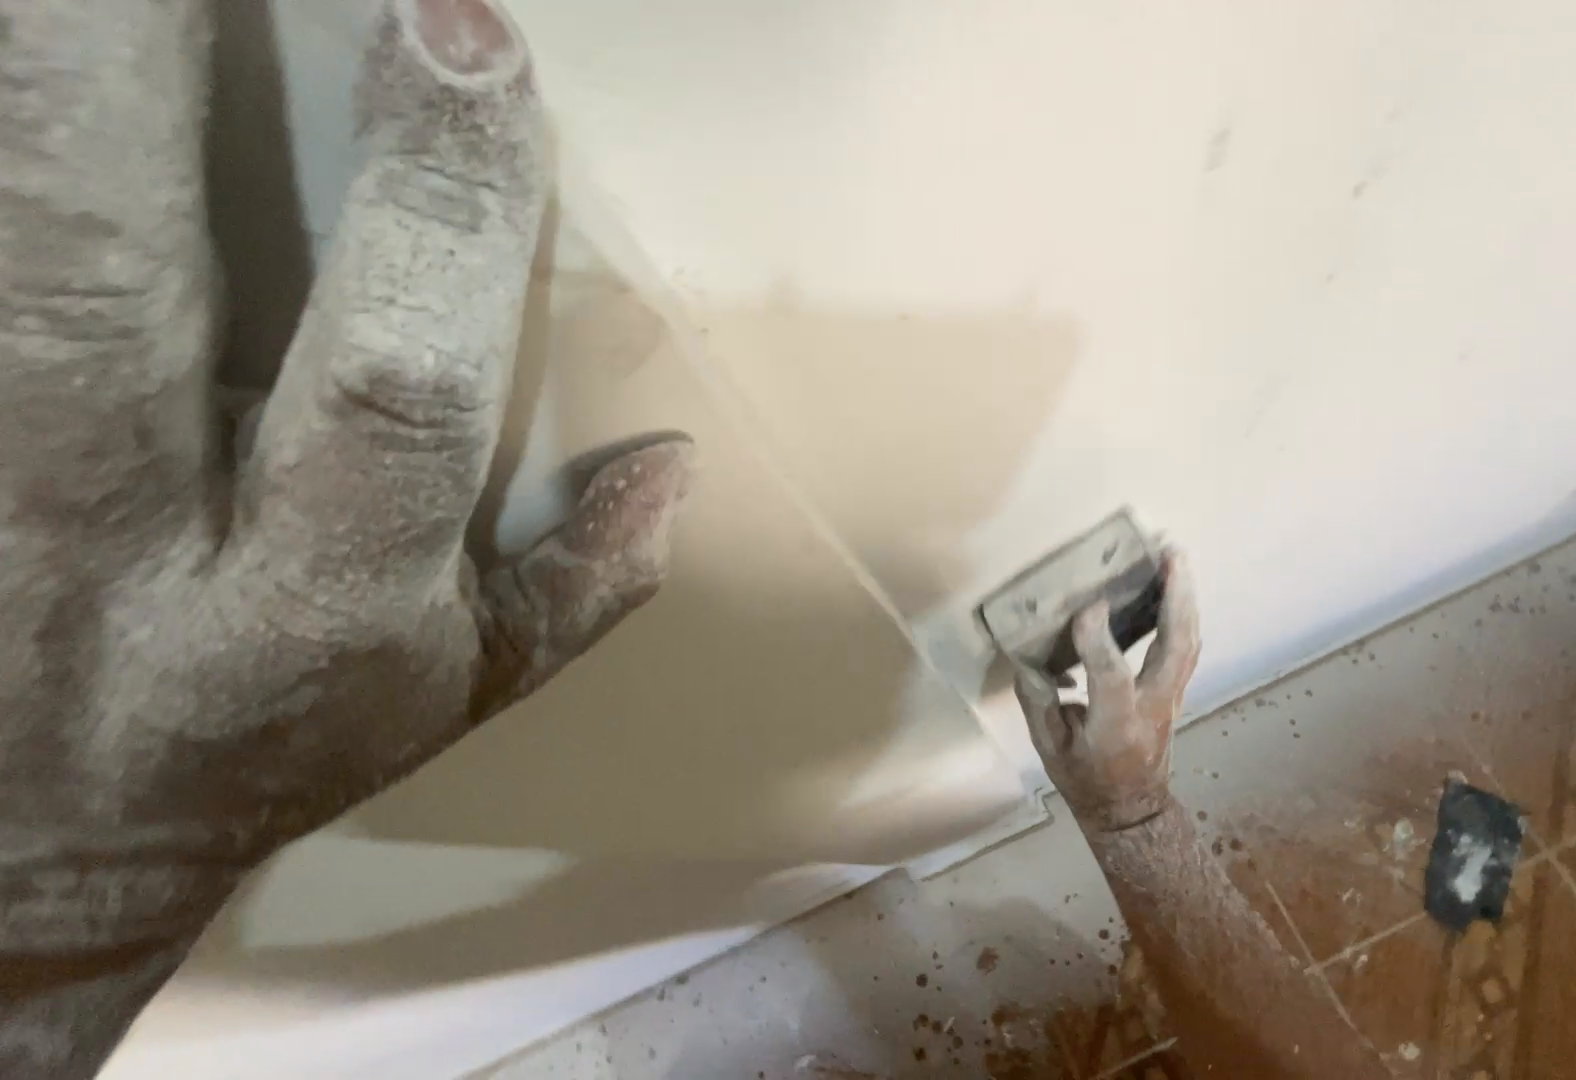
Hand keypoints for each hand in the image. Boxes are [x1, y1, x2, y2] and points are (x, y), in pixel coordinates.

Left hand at [0, 0, 689, 1060]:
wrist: (16, 849)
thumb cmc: (284, 742)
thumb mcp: (470, 687)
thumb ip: (585, 581)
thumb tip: (675, 464)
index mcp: (322, 598)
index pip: (396, 388)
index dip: (440, 216)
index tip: (476, 53)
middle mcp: (116, 524)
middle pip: (99, 259)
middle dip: (135, 50)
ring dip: (37, 70)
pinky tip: (47, 76)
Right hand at [1011, 552, 1200, 831]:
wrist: (1131, 810)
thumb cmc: (1085, 780)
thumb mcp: (1049, 749)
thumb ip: (1038, 701)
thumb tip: (1025, 655)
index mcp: (1114, 725)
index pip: (1112, 676)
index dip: (1099, 641)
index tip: (1088, 606)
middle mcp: (1152, 705)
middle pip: (1177, 646)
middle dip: (1176, 597)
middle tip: (1170, 552)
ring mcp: (1172, 696)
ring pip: (1190, 640)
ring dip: (1185, 595)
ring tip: (1176, 556)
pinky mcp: (1176, 689)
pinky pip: (1187, 645)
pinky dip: (1184, 611)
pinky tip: (1175, 585)